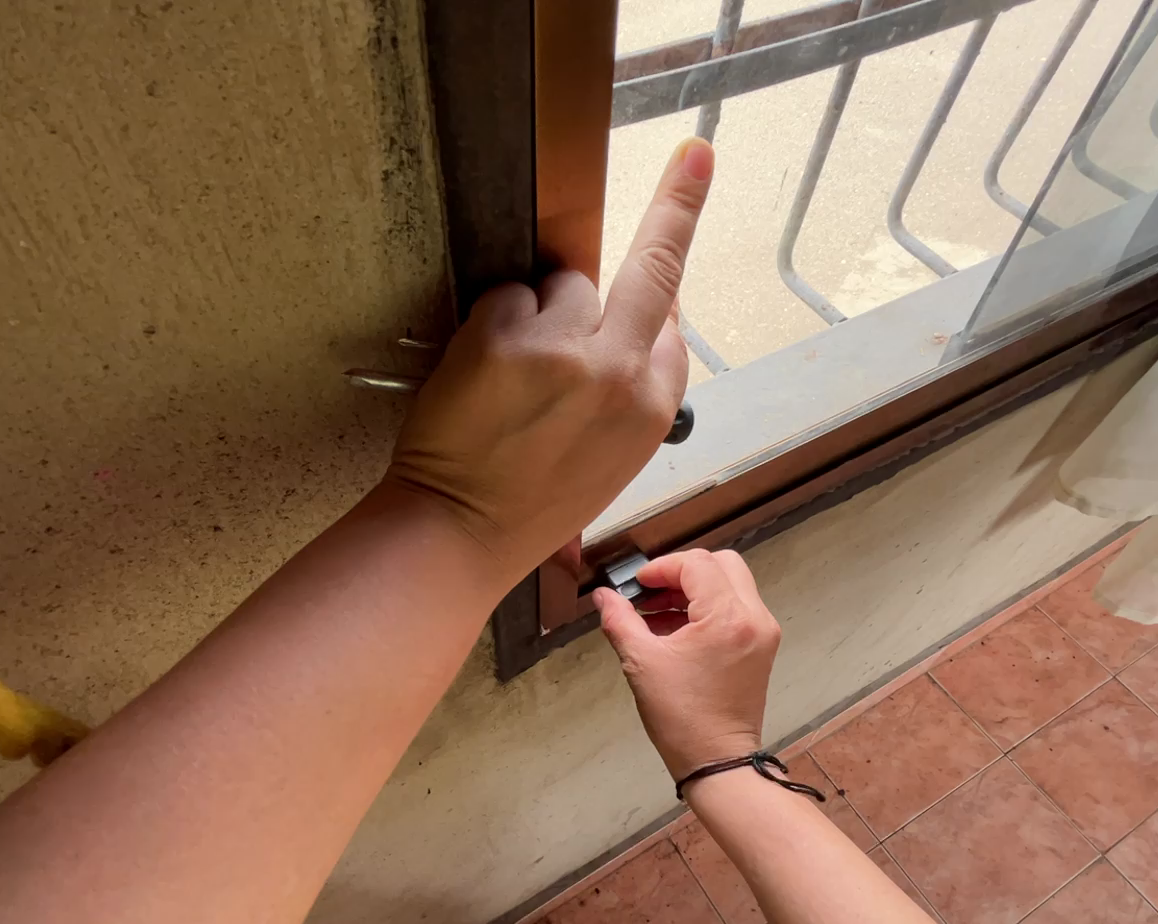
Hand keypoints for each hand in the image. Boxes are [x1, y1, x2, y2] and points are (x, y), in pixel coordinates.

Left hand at [385, 137, 714, 580]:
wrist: (463, 531)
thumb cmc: (535, 504)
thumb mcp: (611, 458)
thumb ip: (632, 388)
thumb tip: (646, 317)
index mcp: (653, 409)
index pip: (670, 320)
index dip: (650, 299)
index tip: (674, 243)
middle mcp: (620, 371)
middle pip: (653, 267)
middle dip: (678, 207)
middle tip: (694, 158)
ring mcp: (563, 349)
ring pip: (566, 284)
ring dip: (543, 313)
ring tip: (515, 377)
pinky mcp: (506, 334)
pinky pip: (509, 294)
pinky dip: (497, 321)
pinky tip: (485, 373)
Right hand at [592, 549, 780, 779]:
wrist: (717, 761)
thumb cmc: (680, 716)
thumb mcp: (641, 663)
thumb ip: (620, 620)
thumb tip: (603, 596)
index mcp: (728, 618)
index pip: (697, 564)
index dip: (662, 568)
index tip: (637, 586)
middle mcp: (754, 618)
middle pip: (722, 564)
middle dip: (682, 572)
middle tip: (651, 592)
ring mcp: (763, 632)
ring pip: (731, 584)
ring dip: (694, 590)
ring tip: (658, 614)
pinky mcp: (762, 646)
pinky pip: (736, 607)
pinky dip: (707, 608)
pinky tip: (676, 630)